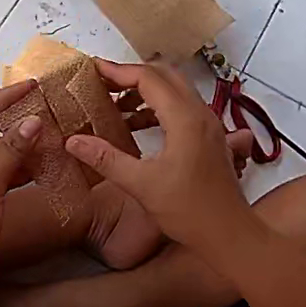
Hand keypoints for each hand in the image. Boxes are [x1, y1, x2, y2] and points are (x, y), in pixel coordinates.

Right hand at [62, 59, 250, 251]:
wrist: (232, 236)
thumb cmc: (190, 211)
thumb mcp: (141, 185)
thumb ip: (106, 159)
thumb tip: (73, 141)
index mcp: (185, 119)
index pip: (148, 78)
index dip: (118, 71)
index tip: (93, 70)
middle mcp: (200, 114)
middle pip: (163, 75)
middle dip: (131, 74)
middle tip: (102, 82)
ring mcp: (208, 125)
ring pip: (173, 90)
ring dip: (144, 91)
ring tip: (115, 105)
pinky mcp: (209, 137)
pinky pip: (180, 107)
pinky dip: (156, 107)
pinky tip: (135, 125)